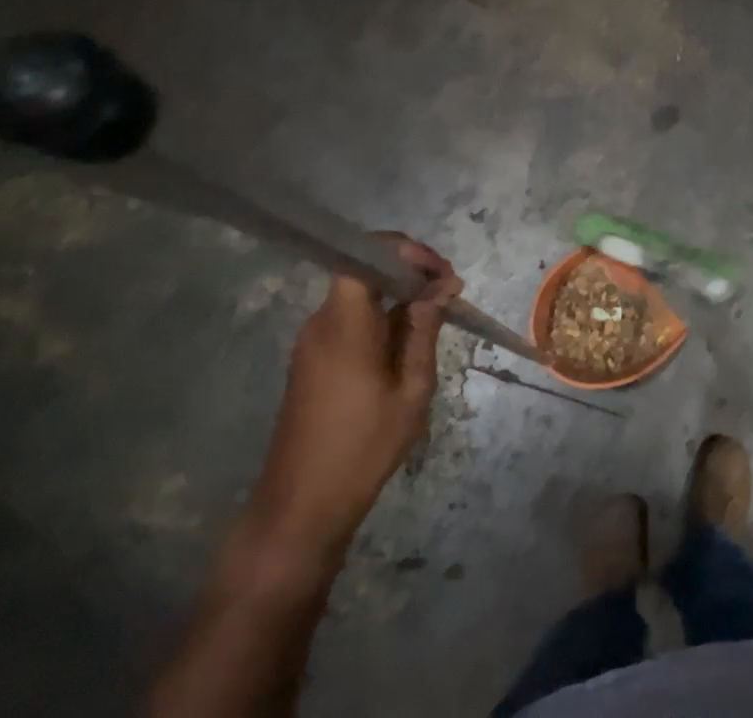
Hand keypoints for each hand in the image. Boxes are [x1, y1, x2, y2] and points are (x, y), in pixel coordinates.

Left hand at [245, 236, 461, 565]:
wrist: (304, 501)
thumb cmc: (365, 446)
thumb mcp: (411, 389)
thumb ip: (424, 330)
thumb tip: (442, 286)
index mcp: (344, 325)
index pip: (363, 255)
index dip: (403, 250)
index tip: (442, 272)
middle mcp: (321, 323)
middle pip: (362, 272)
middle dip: (409, 273)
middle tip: (449, 295)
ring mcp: (312, 343)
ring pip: (358, 298)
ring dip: (397, 299)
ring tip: (437, 322)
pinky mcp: (312, 361)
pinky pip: (350, 322)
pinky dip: (381, 321)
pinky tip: (408, 347)